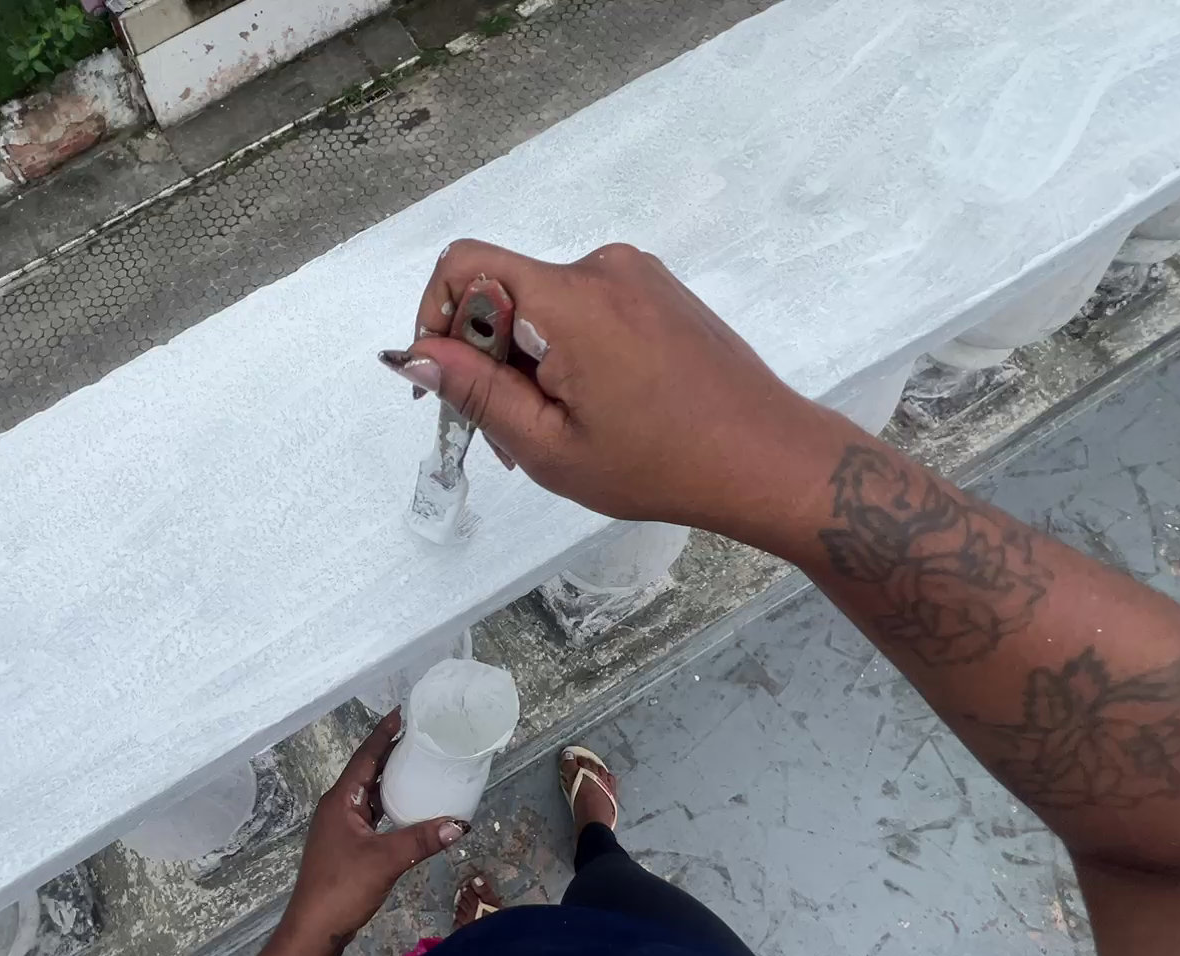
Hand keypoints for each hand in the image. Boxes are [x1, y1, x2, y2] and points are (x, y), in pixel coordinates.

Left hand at [284, 709, 467, 943]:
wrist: (313, 929)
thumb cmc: (342, 887)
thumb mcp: (386, 860)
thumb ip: (421, 839)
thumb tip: (460, 823)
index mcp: (341, 799)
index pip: (365, 756)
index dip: (383, 734)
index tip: (401, 713)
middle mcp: (337, 805)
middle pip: (366, 770)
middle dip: (389, 752)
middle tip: (418, 736)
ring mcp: (339, 825)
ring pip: (368, 792)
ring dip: (388, 778)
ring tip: (416, 764)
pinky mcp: (345, 843)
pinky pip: (370, 811)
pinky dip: (387, 803)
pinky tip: (405, 806)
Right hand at [387, 240, 850, 549]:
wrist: (765, 457)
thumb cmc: (655, 465)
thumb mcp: (546, 444)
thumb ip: (475, 392)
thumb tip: (413, 356)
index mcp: (570, 299)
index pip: (464, 265)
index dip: (434, 318)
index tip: (444, 380)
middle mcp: (600, 267)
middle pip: (501, 291)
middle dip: (483, 357)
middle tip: (502, 431)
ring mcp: (633, 274)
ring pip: (538, 305)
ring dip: (523, 361)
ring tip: (550, 428)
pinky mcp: (653, 289)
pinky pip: (579, 308)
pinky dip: (560, 350)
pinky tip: (585, 405)